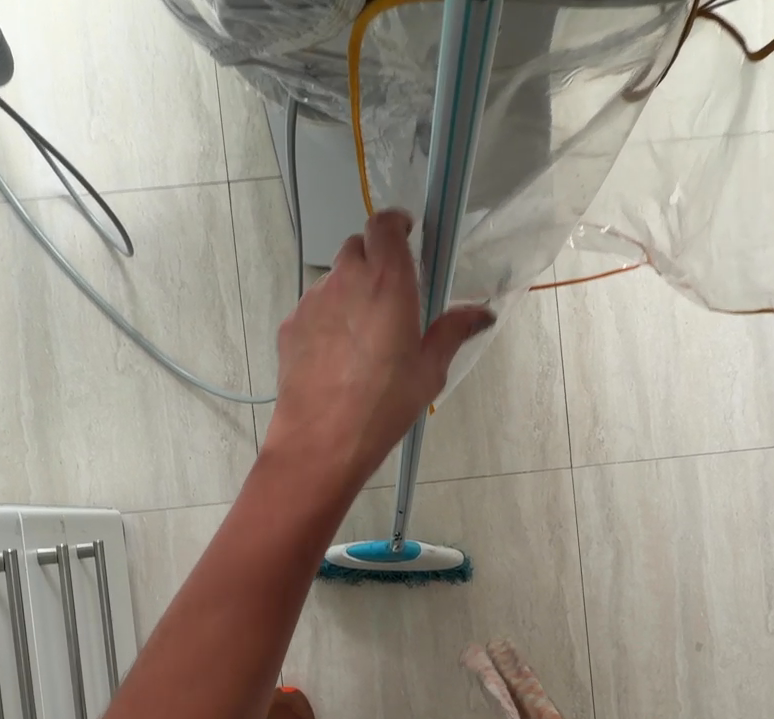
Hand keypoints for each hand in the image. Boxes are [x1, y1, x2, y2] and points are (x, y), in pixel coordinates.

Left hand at [263, 209, 493, 492]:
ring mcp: (312, 302)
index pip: (384, 224)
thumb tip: (481, 312)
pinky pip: (313, 308)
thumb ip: (453, 332)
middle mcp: (345, 281)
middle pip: (356, 247)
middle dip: (374, 259)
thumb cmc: (382, 406)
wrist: (320, 441)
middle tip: (391, 292)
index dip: (395, 222)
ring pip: (333, 279)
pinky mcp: (291, 325)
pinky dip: (328, 318)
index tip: (406, 232)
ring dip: (350, 292)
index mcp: (387, 283)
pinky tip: (338, 355)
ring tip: (364, 334)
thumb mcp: (429, 372)